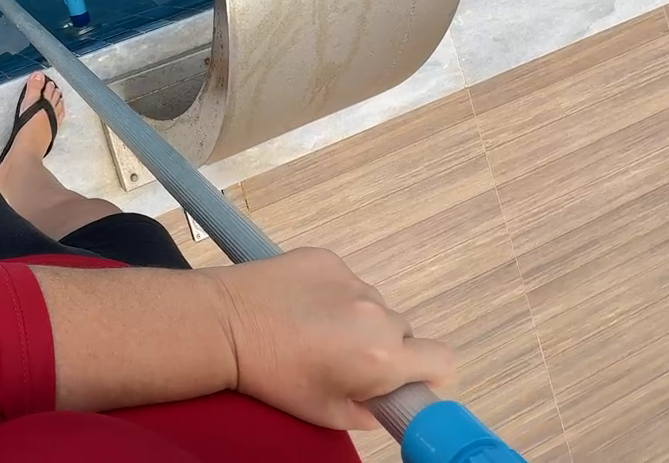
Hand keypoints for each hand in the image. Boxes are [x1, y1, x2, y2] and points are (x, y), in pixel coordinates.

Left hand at [205, 247, 454, 429]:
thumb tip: (382, 401)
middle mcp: (374, 312)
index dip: (426, 371)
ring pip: (371, 302)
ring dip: (355, 314)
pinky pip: (343, 278)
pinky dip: (331, 289)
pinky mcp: (324, 255)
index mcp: (383, 356)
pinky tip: (300, 300)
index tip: (401, 376)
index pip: (442, 360)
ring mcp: (348, 278)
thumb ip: (370, 411)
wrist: (226, 323)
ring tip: (314, 324)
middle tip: (344, 353)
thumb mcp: (328, 413)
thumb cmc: (273, 374)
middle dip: (383, 344)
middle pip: (402, 330)